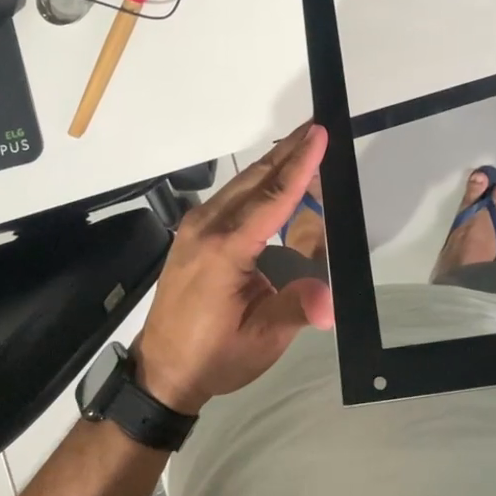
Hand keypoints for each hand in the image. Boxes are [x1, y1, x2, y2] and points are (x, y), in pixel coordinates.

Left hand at [133, 122, 333, 415]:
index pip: (272, 199)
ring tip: (305, 144)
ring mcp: (196, 227)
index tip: (320, 135)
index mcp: (225, 250)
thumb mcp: (260, 339)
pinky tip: (275, 178)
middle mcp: (207, 228)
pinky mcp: (193, 233)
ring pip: (241, 184)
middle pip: (256, 180)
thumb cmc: (214, 355)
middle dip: (289, 152)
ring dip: (275, 164)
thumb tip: (332, 300)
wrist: (163, 369)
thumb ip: (296, 310)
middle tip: (318, 126)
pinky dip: (258, 182)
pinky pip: (231, 197)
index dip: (300, 166)